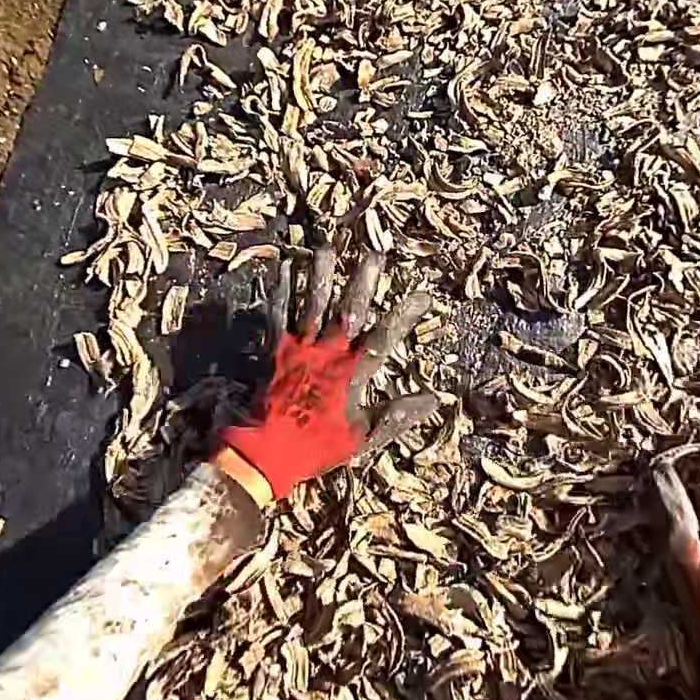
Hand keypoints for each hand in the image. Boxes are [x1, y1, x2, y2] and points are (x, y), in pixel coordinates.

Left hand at [214, 245, 441, 505]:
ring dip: (321, 275)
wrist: (265, 452)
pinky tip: (284, 266)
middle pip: (348, 311)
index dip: (404, 316)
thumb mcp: (362, 438)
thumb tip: (434, 399)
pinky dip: (281, 290)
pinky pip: (278, 314)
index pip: (384, 338)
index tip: (424, 295)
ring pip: (312, 304)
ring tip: (328, 247)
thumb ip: (396, 416)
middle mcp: (327, 353)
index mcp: (351, 374)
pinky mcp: (275, 348)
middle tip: (375, 253)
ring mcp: (299, 348)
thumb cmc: (316, 446)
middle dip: (363, 282)